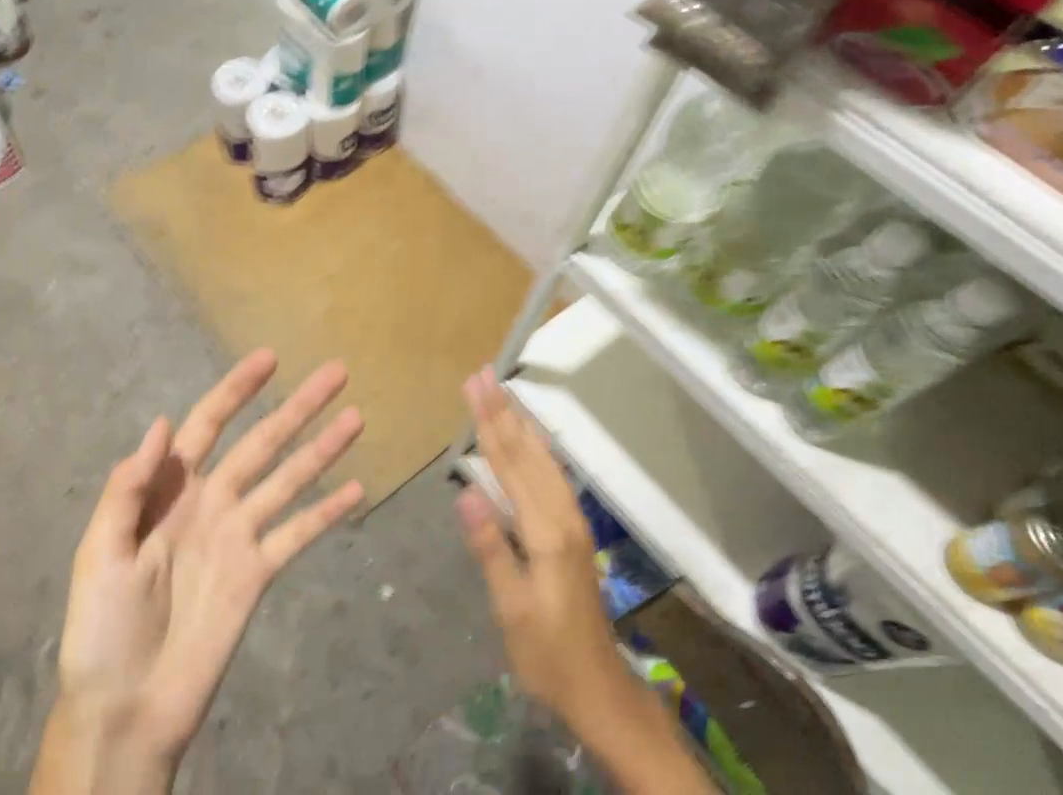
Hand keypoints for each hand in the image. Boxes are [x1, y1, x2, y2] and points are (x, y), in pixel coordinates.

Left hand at [32, 350, 366, 794]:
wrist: (127, 704)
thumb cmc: (102, 627)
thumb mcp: (101, 552)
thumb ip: (129, 489)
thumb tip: (160, 423)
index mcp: (169, 491)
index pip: (208, 425)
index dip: (236, 390)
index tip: (269, 358)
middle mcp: (211, 502)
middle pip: (261, 443)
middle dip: (297, 407)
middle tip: (336, 372)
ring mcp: (238, 537)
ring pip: (288, 480)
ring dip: (322, 450)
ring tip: (357, 418)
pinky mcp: (259, 574)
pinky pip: (297, 534)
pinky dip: (326, 513)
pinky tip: (357, 488)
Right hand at [456, 369, 715, 794]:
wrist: (597, 687)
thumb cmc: (547, 652)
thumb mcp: (511, 606)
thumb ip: (491, 546)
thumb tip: (465, 491)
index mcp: (545, 532)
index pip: (510, 465)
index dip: (489, 423)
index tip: (473, 385)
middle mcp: (563, 518)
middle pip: (529, 454)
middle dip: (504, 412)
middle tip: (482, 375)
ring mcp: (572, 525)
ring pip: (544, 462)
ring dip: (521, 426)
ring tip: (502, 395)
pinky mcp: (572, 536)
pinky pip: (552, 478)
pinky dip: (536, 451)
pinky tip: (530, 443)